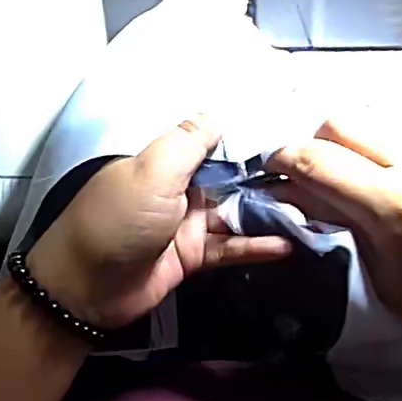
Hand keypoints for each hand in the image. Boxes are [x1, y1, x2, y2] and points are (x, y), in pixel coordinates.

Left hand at [27, 117, 294, 327]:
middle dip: (268, 178)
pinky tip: (287, 244)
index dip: (251, 140)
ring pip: (236, 214)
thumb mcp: (151, 172)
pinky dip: (256, 246)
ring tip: (312, 211)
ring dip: (268, 213)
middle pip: (232, 180)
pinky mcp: (193, 257)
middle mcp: (179, 188)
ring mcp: (187, 224)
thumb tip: (219, 112)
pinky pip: (230, 248)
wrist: (85, 288)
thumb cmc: (117, 221)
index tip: (293, 136)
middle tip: (315, 178)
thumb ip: (188, 142)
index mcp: (166, 161)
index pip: (215, 144)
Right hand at [267, 119, 401, 347]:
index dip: (285, 158)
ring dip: (360, 140)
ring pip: (379, 114)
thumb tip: (289, 189)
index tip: (276, 165)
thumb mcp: (373, 263)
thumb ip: (332, 215)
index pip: (318, 160)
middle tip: (322, 170)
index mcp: (397, 205)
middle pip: (344, 119)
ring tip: (368, 173)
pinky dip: (396, 143)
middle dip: (321, 142)